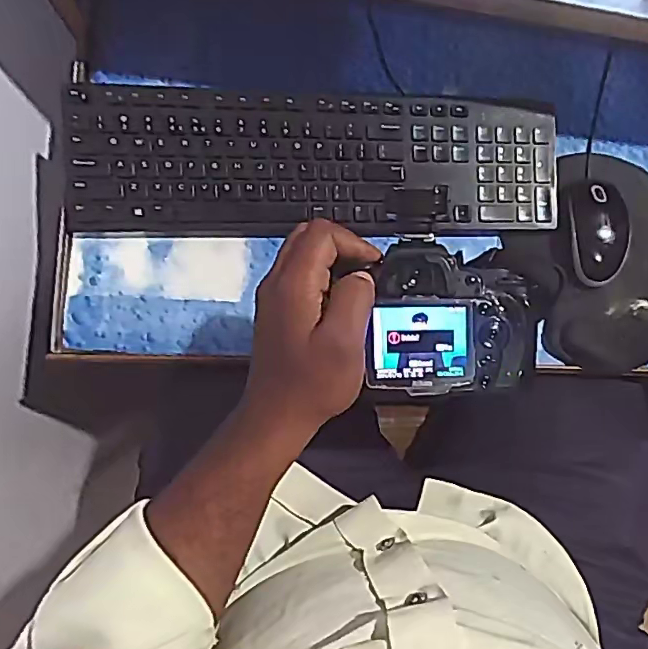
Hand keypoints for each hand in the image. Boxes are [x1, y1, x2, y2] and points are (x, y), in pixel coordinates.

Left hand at [242, 220, 380, 436]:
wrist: (277, 415)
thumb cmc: (308, 387)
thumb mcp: (345, 342)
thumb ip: (356, 298)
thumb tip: (362, 277)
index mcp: (293, 286)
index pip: (322, 233)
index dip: (355, 242)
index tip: (374, 265)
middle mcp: (277, 285)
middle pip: (309, 235)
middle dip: (344, 245)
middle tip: (367, 270)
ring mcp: (274, 297)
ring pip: (303, 253)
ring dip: (334, 260)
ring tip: (357, 288)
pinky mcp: (277, 310)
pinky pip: (300, 275)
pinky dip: (323, 277)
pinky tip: (340, 304)